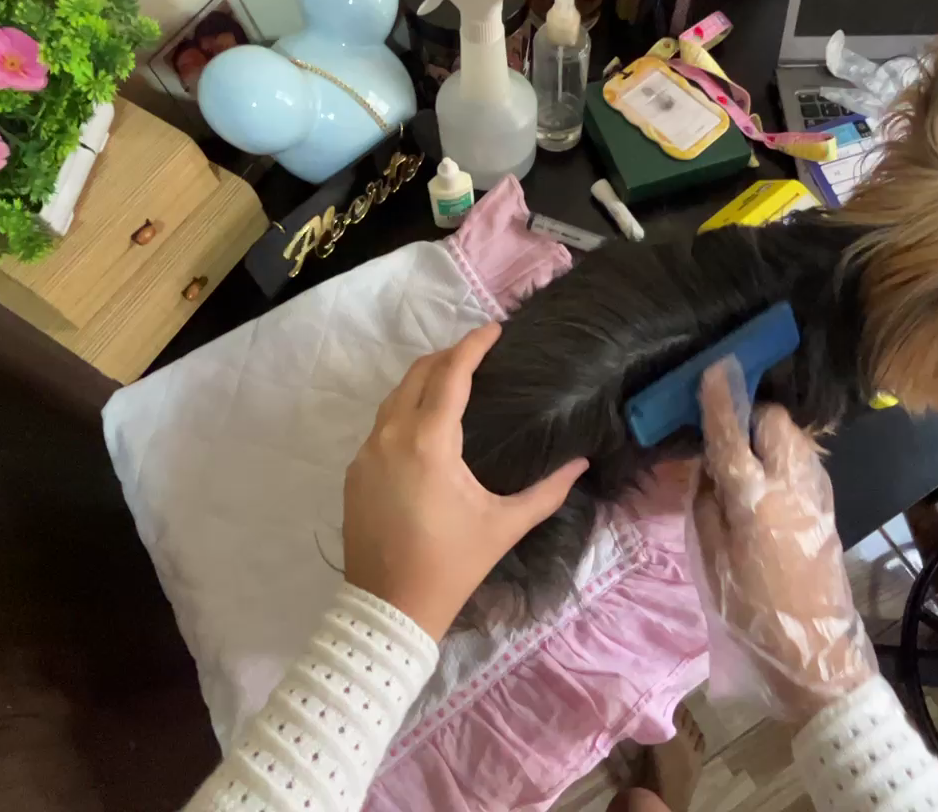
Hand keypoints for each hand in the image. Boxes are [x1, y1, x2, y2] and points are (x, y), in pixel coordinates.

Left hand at [343, 323, 588, 639]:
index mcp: (429, 442)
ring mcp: (367, 452)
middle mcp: (391, 436)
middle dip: (449, 355)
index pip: (450, 374)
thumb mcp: (504, 525)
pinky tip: (424, 420)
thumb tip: (581, 464)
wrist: (388, 607)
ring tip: (453, 378)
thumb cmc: (452, 564)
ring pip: (394, 395)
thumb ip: (547, 491)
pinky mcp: (355, 470)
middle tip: (479, 352)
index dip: (473, 346)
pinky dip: (404, 407)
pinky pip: (381, 422)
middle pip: (418, 373)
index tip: (494, 330)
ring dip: (424, 378)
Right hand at [692, 357, 877, 719]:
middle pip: (776, 421)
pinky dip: (782, 453)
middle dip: (753, 411)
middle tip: (729, 426)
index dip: (720, 398)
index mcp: (754, 498)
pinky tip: (766, 475)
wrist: (814, 654)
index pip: (731, 434)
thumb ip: (707, 498)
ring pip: (794, 437)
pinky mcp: (828, 505)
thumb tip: (709, 461)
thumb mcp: (709, 553)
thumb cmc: (748, 606)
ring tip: (744, 451)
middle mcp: (791, 484)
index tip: (715, 365)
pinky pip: (803, 459)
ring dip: (769, 432)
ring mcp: (816, 493)